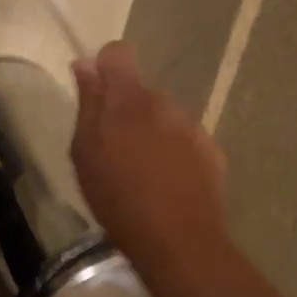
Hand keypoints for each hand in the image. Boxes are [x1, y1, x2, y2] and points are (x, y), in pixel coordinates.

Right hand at [70, 41, 228, 273]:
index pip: (117, 54)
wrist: (178, 242)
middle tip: (112, 145)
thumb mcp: (84, 149)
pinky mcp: (212, 153)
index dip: (104, 66)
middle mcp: (163, 103)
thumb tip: (85, 64)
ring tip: (139, 169)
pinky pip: (184, 140)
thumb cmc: (117, 195)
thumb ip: (87, 102)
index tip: (95, 90)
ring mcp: (192, 128)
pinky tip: (165, 182)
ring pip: (162, 116)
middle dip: (125, 108)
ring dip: (150, 131)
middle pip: (140, 90)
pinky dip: (173, 152)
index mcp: (128, 98)